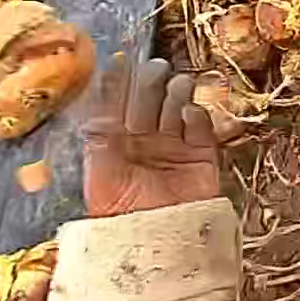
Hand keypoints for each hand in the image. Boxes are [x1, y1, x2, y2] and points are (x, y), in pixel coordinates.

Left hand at [82, 53, 221, 215]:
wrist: (157, 241)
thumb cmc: (120, 212)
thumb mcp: (99, 174)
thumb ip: (100, 139)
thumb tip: (97, 106)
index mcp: (116, 144)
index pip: (116, 105)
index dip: (117, 83)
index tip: (120, 59)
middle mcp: (145, 141)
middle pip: (149, 101)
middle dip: (151, 83)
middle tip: (157, 67)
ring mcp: (175, 146)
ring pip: (176, 109)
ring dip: (175, 94)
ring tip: (177, 84)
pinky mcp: (202, 155)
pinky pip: (201, 128)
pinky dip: (196, 116)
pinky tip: (188, 113)